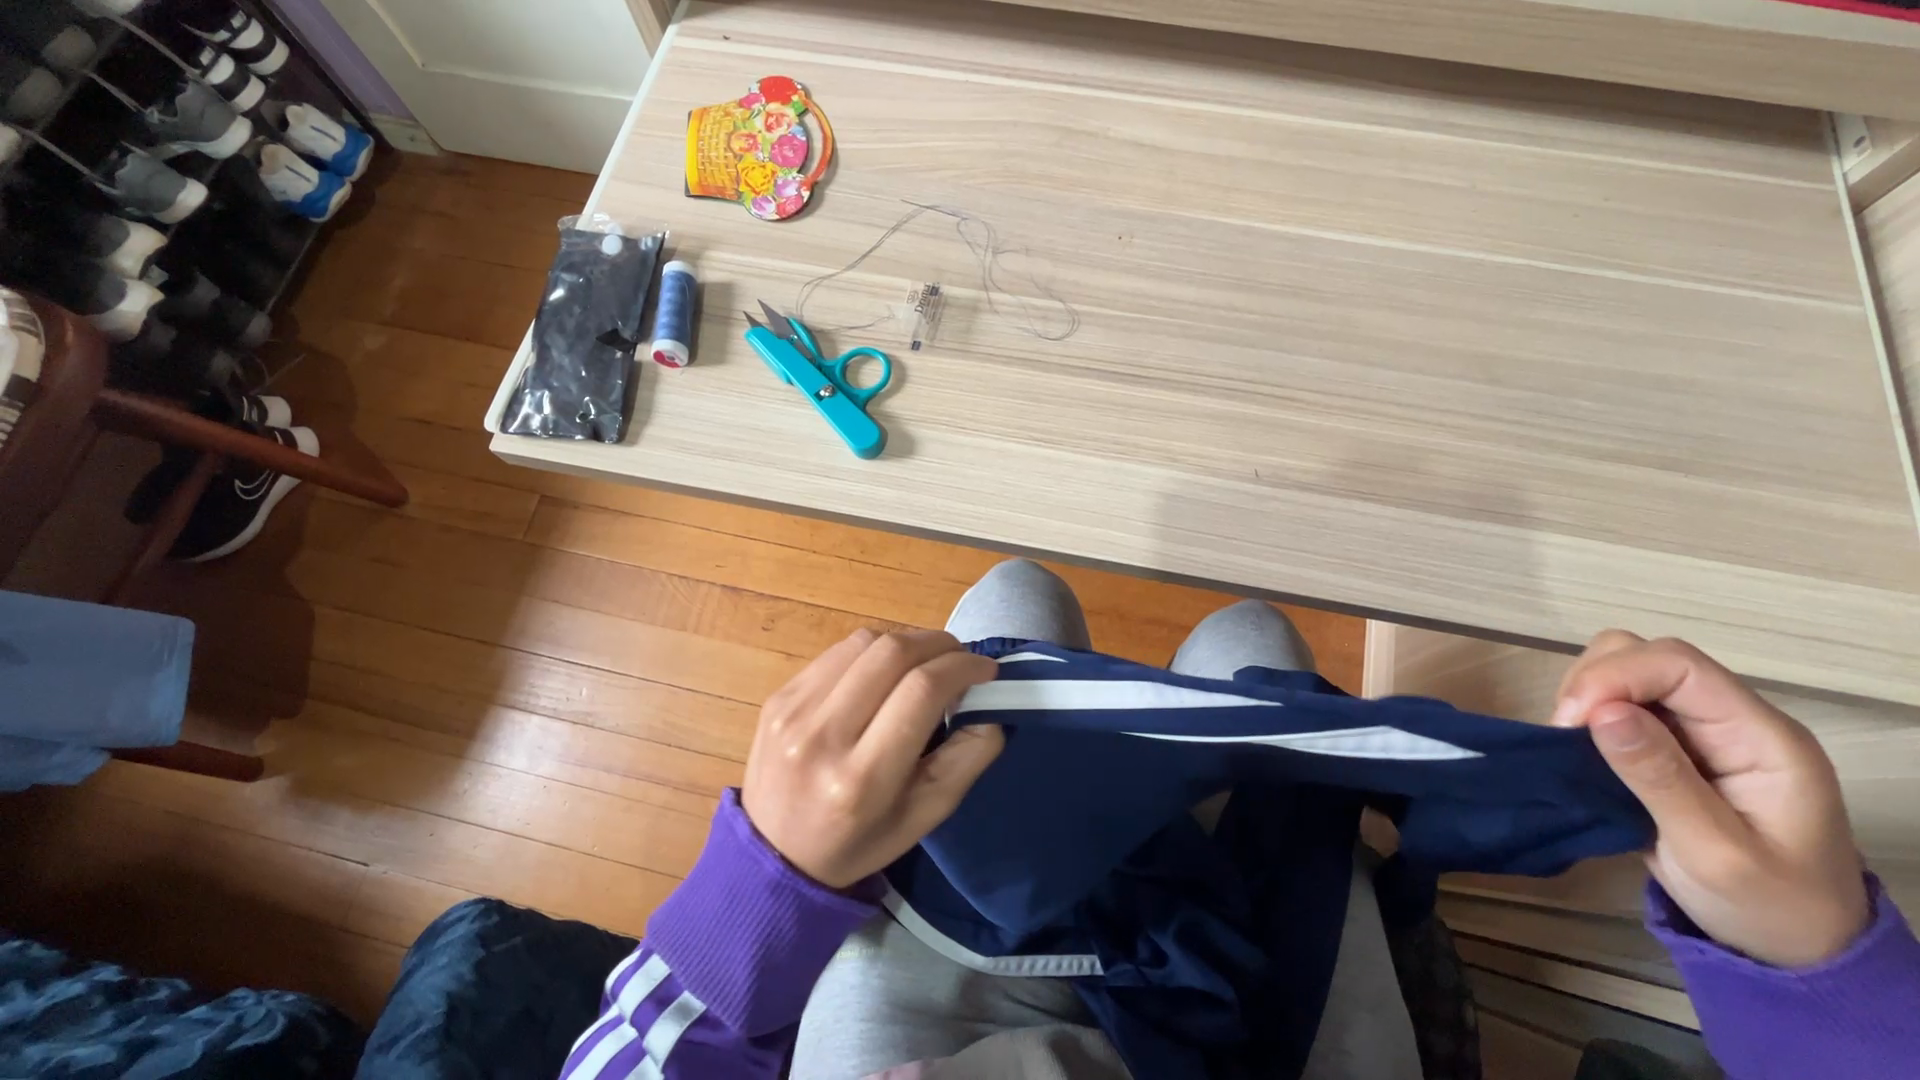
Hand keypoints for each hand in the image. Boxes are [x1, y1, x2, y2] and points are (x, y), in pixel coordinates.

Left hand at [742, 628, 1003, 888]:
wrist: (773, 855)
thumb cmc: (857, 842)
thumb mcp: (923, 818)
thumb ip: (965, 761)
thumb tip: (990, 708)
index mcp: (862, 778)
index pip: (921, 691)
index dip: (962, 667)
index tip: (985, 671)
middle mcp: (822, 736)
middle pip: (893, 653)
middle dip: (939, 644)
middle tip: (960, 659)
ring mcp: (793, 711)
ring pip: (865, 642)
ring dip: (907, 642)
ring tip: (926, 662)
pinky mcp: (779, 696)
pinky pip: (837, 652)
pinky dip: (873, 652)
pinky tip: (884, 672)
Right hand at [1551, 631, 1869, 968]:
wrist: (1794, 947)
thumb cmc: (1766, 905)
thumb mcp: (1714, 852)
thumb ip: (1660, 778)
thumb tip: (1601, 711)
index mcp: (1762, 737)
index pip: (1677, 664)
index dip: (1612, 677)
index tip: (1569, 724)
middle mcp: (1732, 719)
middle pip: (1647, 654)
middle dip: (1592, 682)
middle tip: (1566, 737)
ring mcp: (1702, 730)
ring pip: (1626, 670)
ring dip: (1586, 697)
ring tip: (1573, 748)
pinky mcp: (1672, 744)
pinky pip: (1618, 703)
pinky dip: (1587, 716)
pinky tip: (1581, 752)